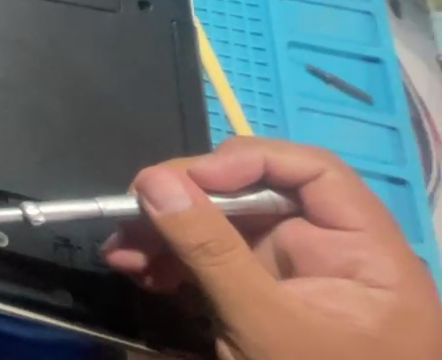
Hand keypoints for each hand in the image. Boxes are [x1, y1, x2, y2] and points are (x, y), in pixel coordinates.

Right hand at [103, 137, 441, 359]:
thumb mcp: (264, 324)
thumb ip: (210, 249)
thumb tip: (153, 178)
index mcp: (363, 255)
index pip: (313, 172)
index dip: (248, 160)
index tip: (188, 178)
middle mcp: (327, 252)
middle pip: (247, 193)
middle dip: (181, 201)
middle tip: (131, 214)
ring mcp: (288, 273)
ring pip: (213, 222)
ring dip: (159, 231)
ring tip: (122, 253)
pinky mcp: (254, 292)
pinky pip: (203, 253)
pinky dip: (164, 257)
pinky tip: (136, 270)